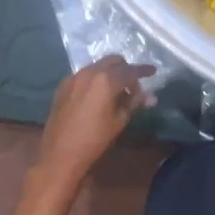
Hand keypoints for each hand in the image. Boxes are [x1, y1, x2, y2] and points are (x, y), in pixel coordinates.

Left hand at [38, 56, 155, 178]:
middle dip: (125, 68)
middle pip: (113, 61)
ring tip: (116, 91)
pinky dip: (95, 78)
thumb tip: (151, 96)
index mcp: (106, 80)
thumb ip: (134, 102)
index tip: (153, 71)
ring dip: (110, 72)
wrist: (60, 153)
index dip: (143, 70)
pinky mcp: (63, 85)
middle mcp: (89, 72)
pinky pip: (84, 74)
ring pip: (98, 65)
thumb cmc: (95, 139)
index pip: (130, 70)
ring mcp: (74, 77)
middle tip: (133, 85)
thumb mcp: (119, 121)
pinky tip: (97, 95)